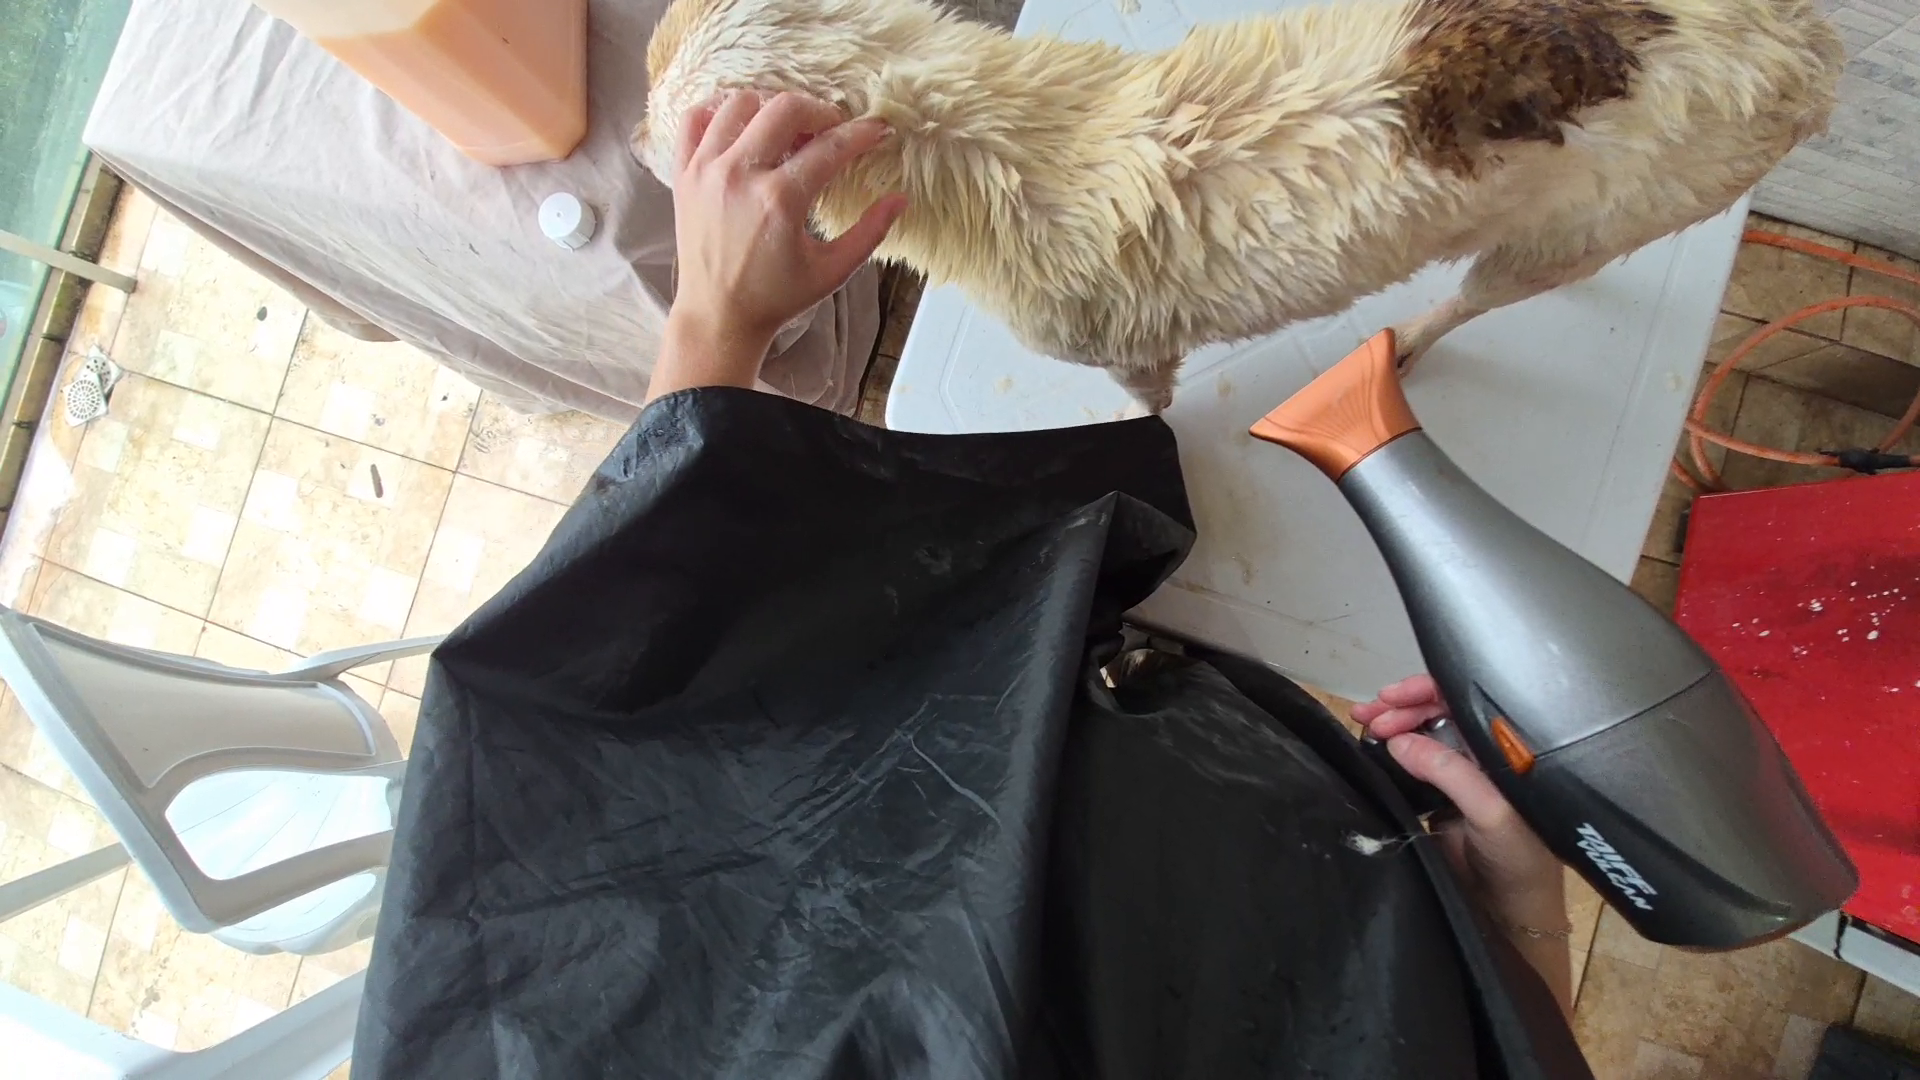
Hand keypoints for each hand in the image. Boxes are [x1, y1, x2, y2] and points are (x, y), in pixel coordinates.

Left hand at [649, 90, 907, 402]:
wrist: (720, 316)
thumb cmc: (777, 298)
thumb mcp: (832, 271)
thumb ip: (870, 234)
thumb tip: (900, 199)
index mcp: (780, 201)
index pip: (830, 147)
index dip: (861, 134)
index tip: (878, 131)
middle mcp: (740, 175)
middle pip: (785, 108)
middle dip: (819, 111)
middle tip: (833, 129)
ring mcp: (707, 169)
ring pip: (741, 103)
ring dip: (772, 108)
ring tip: (789, 131)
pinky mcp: (685, 172)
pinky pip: (697, 118)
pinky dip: (721, 113)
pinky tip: (744, 131)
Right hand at [1352, 675, 1574, 1011]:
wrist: (1504, 912)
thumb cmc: (1516, 861)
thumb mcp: (1491, 813)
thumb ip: (1450, 773)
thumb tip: (1398, 741)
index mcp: (1506, 753)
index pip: (1466, 705)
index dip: (1428, 693)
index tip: (1393, 696)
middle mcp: (1482, 756)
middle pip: (1437, 713)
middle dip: (1401, 707)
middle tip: (1370, 716)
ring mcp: (1456, 773)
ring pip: (1419, 732)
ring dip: (1390, 721)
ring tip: (1361, 719)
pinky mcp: (1433, 791)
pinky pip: (1407, 757)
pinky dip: (1386, 744)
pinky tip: (1369, 740)